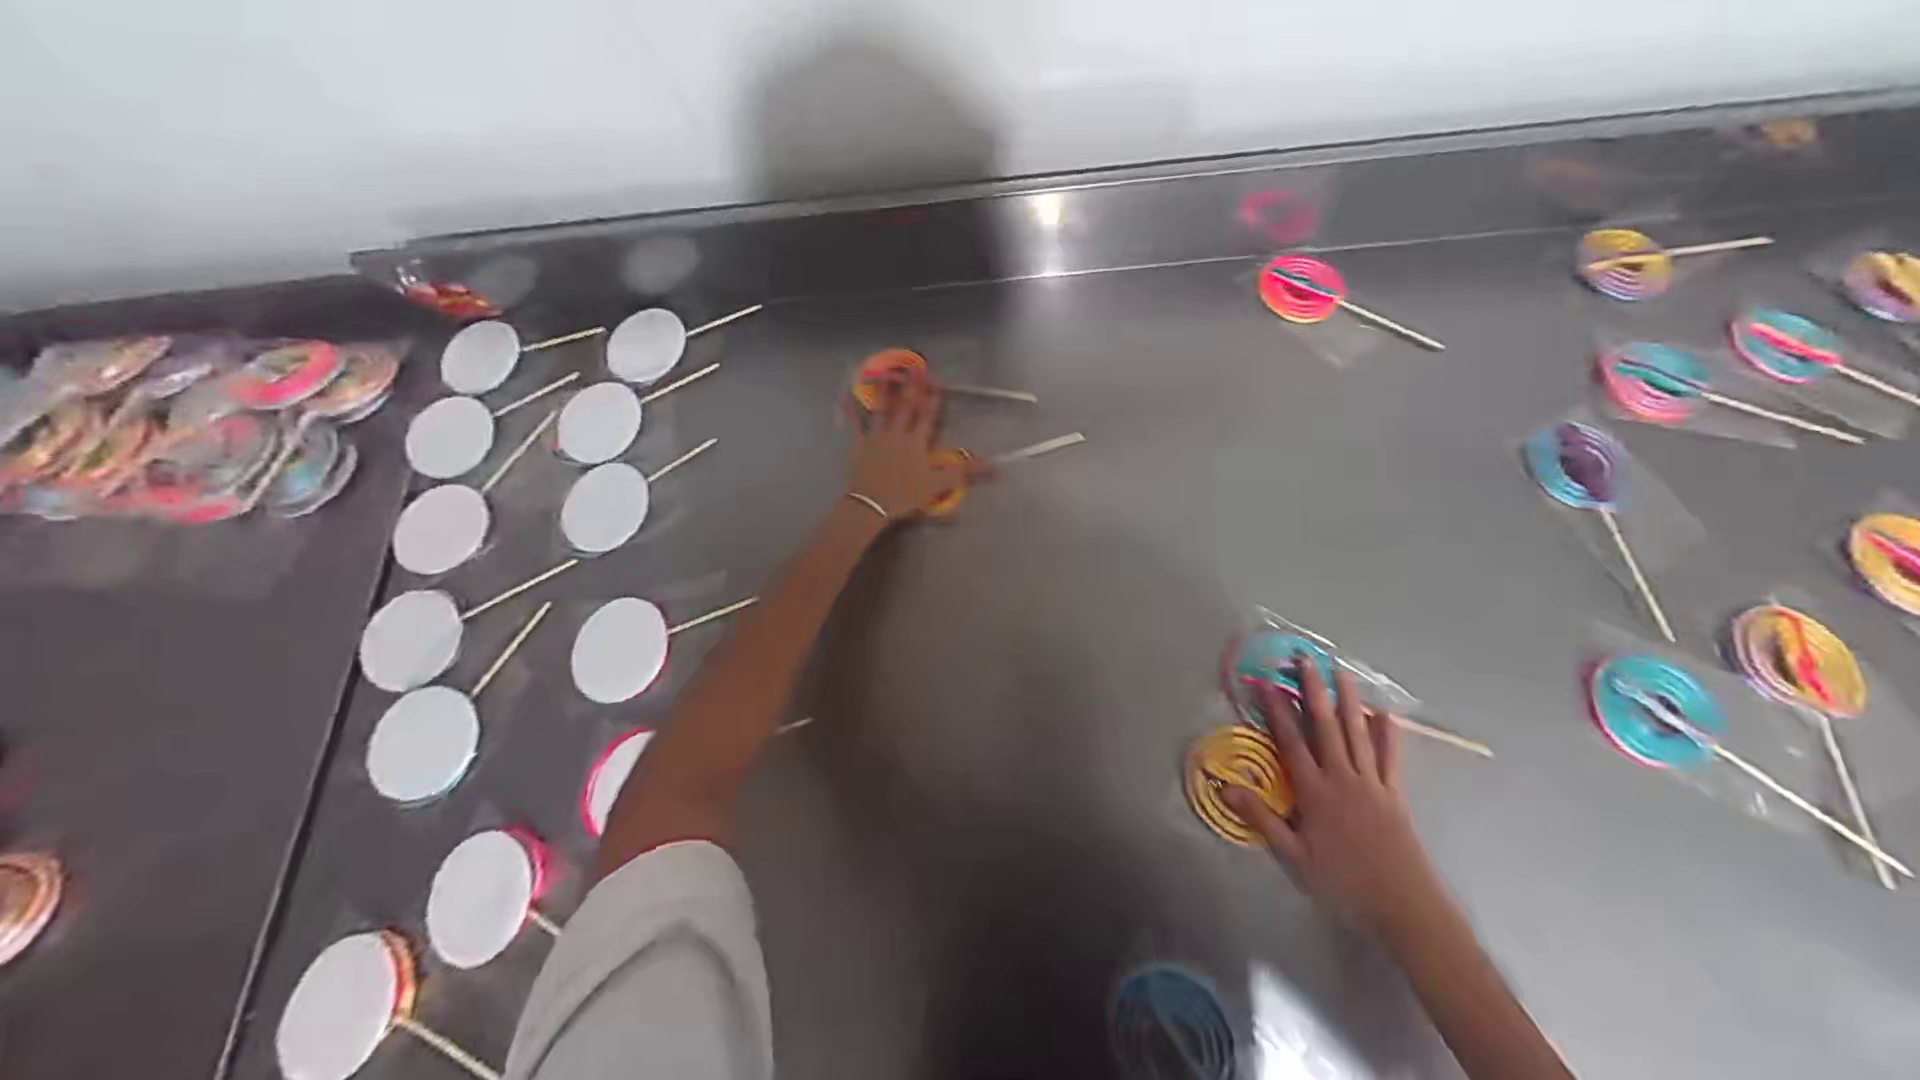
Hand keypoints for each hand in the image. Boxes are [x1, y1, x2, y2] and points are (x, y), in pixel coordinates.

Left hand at [847, 371, 979, 521]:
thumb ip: (963, 472)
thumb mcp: (938, 485)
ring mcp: (876, 437)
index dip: (934, 399)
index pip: (928, 416)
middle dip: (913, 387)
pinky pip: (855, 425)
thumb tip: (993, 464)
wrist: (871, 503)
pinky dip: (852, 411)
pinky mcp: (859, 445)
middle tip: (916, 368)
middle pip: (906, 407)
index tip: (939, 382)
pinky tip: (847, 398)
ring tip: (889, 375)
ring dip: (887, 392)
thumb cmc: (906, 495)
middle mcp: (897, 433)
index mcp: (917, 442)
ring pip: (883, 410)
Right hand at [1225, 661, 1444, 935]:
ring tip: (1342, 672)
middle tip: (1307, 660)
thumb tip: (1226, 787)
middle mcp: (1342, 778)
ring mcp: (1372, 784)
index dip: (1277, 710)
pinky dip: (1387, 734)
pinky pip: (1390, 758)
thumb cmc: (1342, 882)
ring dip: (1349, 700)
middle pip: (1326, 727)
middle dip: (1315, 691)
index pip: (1291, 742)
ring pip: (1357, 733)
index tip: (1266, 683)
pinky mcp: (1395, 794)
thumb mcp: (1293, 855)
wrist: (1403, 906)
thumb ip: (1261, 818)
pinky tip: (1385, 714)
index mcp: (1315, 791)